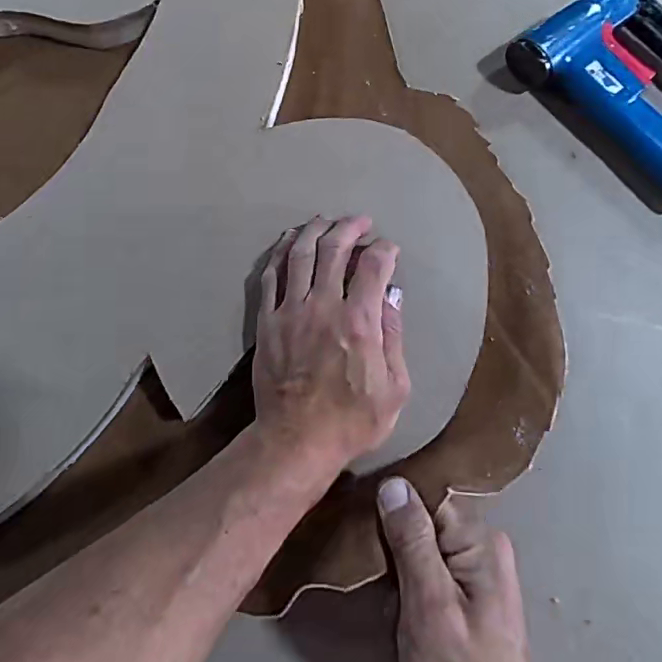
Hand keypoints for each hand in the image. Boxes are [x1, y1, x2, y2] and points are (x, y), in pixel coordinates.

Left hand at [252, 215, 408, 473]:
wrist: (295, 441)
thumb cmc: (352, 421)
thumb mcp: (394, 387)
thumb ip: (394, 336)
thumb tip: (391, 296)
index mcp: (359, 322)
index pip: (373, 266)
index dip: (385, 250)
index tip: (389, 249)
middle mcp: (323, 307)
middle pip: (334, 250)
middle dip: (349, 228)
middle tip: (360, 221)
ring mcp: (290, 311)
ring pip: (300, 255)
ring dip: (314, 230)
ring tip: (325, 220)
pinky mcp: (267, 322)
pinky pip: (272, 276)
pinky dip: (282, 252)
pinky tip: (290, 241)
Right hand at [378, 478, 538, 661]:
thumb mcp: (430, 606)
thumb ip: (412, 543)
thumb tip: (393, 484)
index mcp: (482, 541)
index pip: (430, 498)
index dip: (394, 504)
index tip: (361, 513)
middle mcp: (482, 548)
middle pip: (424, 524)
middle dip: (393, 546)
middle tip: (372, 570)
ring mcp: (475, 574)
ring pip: (420, 552)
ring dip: (397, 574)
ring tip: (386, 599)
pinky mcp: (464, 599)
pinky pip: (426, 576)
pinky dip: (406, 591)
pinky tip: (397, 613)